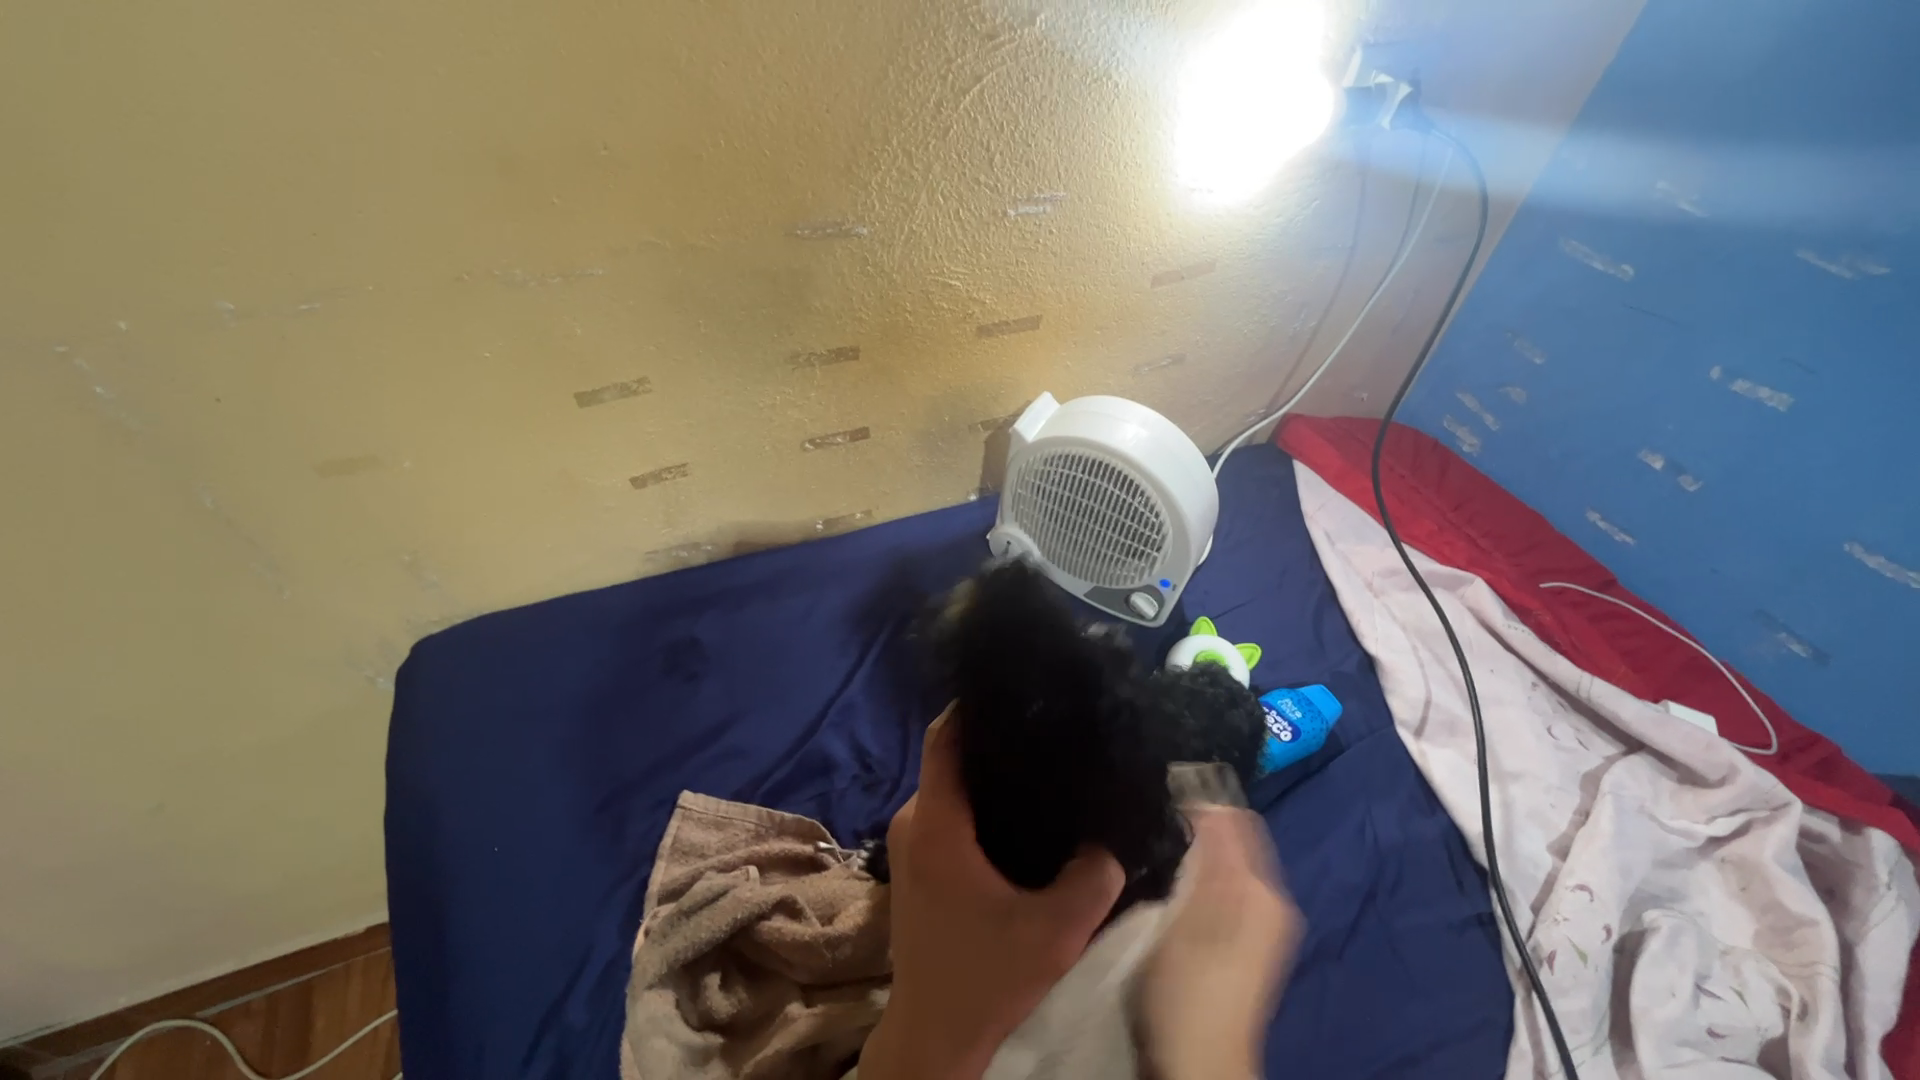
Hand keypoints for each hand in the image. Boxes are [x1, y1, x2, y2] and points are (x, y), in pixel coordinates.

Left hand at [858, 706, 1125, 1079]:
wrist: (934, 1034)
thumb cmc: (986, 977)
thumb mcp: (1055, 931)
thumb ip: (1094, 877)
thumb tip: (1113, 833)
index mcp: (937, 824)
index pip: (945, 737)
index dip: (974, 705)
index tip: (1016, 688)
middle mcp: (914, 821)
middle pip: (952, 758)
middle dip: (996, 739)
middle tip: (1049, 732)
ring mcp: (909, 842)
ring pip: (950, 786)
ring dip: (989, 774)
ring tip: (1043, 767)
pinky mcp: (916, 862)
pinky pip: (947, 811)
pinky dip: (979, 802)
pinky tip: (1020, 814)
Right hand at [1139, 807, 1301, 1079]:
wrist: (1197, 1061)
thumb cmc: (1187, 988)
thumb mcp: (1191, 913)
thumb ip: (1209, 855)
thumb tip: (1209, 799)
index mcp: (1260, 888)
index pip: (1236, 818)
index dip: (1200, 801)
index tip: (1161, 796)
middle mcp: (1268, 900)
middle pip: (1234, 840)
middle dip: (1197, 826)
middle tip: (1153, 823)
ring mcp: (1259, 924)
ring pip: (1226, 863)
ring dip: (1195, 852)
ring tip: (1156, 850)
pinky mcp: (1242, 943)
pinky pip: (1222, 887)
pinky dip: (1197, 877)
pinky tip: (1170, 887)